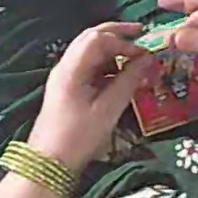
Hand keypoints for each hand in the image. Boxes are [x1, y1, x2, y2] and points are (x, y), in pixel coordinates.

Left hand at [26, 22, 157, 173]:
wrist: (49, 162)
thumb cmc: (79, 137)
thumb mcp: (108, 109)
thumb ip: (128, 81)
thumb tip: (148, 60)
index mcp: (72, 68)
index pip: (98, 38)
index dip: (123, 41)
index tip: (144, 54)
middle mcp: (65, 66)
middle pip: (91, 37)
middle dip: (117, 34)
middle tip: (142, 35)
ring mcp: (64, 75)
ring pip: (89, 50)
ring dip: (112, 49)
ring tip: (135, 58)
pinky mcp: (67, 87)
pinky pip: (88, 66)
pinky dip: (106, 64)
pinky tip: (121, 75)